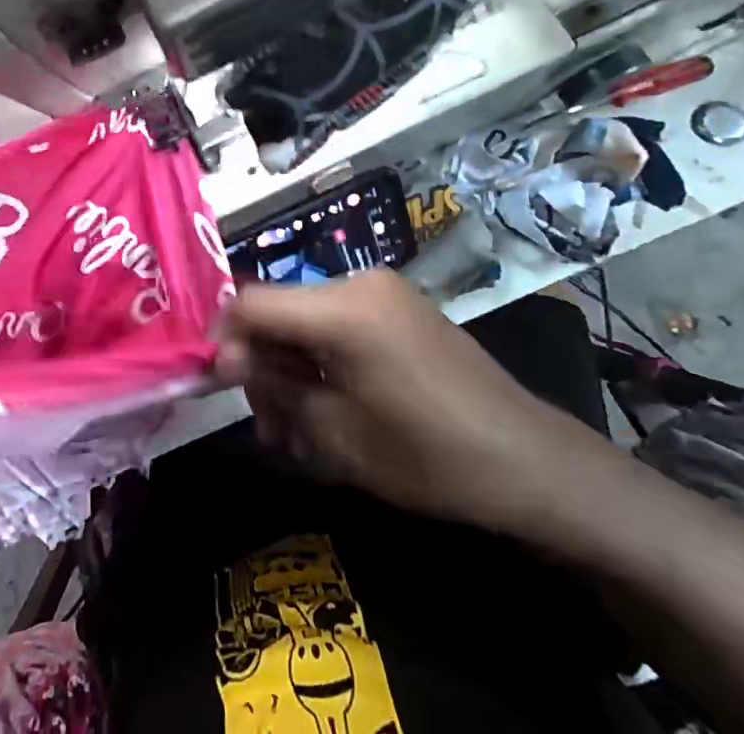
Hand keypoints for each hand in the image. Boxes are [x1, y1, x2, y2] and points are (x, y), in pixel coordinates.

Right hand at [215, 271, 625, 531]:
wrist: (525, 459)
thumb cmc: (427, 456)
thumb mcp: (334, 434)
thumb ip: (274, 387)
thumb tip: (232, 360)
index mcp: (344, 309)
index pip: (252, 302)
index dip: (224, 340)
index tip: (218, 386)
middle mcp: (361, 284)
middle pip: (280, 310)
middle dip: (261, 364)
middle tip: (266, 424)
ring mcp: (385, 293)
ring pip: (307, 320)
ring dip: (291, 368)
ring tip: (296, 428)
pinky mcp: (400, 309)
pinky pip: (339, 325)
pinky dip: (322, 361)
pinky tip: (328, 407)